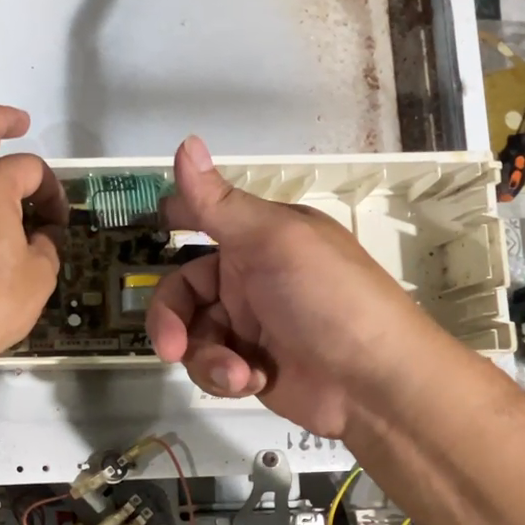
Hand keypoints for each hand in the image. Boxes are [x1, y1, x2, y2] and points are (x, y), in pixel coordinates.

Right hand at [146, 136, 455, 437]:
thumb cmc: (328, 298)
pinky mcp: (249, 367)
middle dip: (170, 320)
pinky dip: (224, 377)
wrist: (374, 383)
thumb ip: (219, 202)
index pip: (205, 218)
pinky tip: (252, 381)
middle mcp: (249, 278)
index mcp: (258, 238)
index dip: (175, 222)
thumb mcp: (274, 241)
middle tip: (169, 348)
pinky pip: (211, 367)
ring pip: (191, 334)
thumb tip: (185, 141)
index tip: (150, 232)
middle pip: (181, 290)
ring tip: (235, 372)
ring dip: (205, 356)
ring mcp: (248, 325)